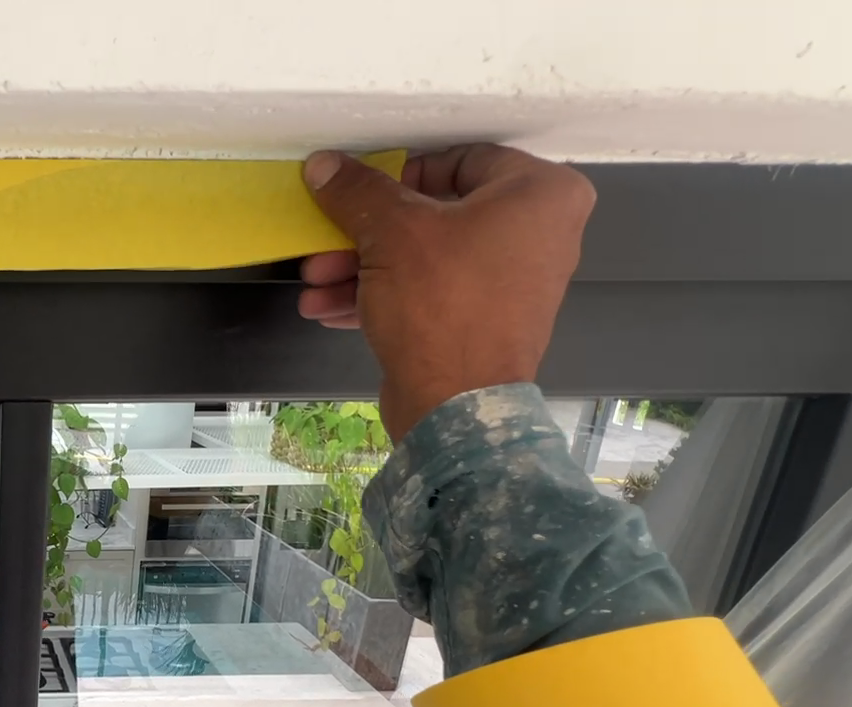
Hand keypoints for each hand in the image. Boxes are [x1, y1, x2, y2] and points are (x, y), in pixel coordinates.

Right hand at [297, 145, 595, 439]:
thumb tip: (324, 164)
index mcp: (538, 194)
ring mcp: (507, 282)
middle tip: (320, 252)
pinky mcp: (477, 322)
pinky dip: (378, 298)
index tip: (356, 198)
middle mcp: (535, 232)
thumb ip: (357, 193)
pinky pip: (423, 295)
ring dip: (358, 272)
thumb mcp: (391, 234)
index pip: (460, 161)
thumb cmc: (440, 302)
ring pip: (419, 261)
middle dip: (362, 238)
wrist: (454, 401)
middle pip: (430, 218)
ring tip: (313, 288)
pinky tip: (328, 310)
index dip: (398, 177)